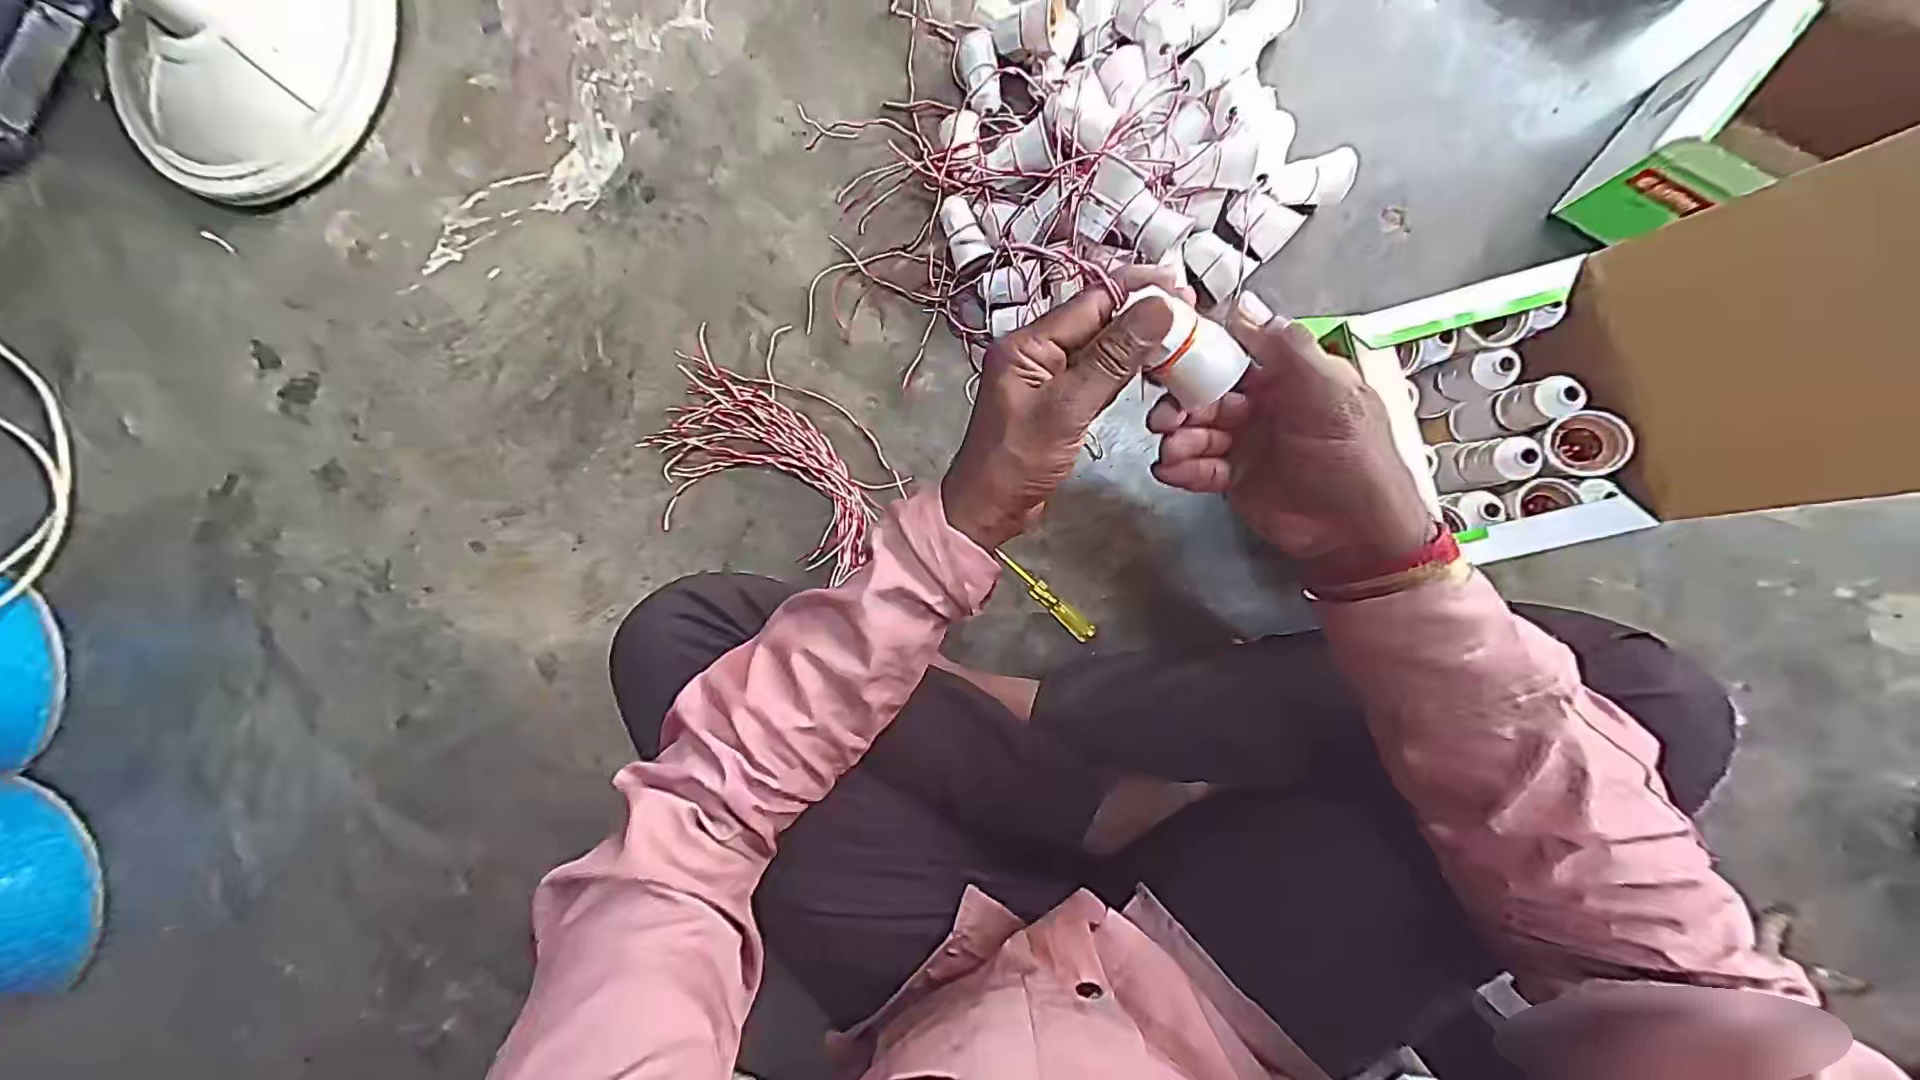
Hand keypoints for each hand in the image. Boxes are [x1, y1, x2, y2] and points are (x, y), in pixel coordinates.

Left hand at [943, 286, 1176, 550]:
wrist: (990, 507)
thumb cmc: (1016, 463)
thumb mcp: (1067, 408)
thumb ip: (1112, 359)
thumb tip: (1156, 309)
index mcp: (1026, 344)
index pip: (1090, 302)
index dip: (1137, 292)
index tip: (1180, 289)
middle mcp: (1034, 353)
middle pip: (1096, 320)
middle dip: (1142, 315)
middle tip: (1189, 315)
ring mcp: (1045, 377)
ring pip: (1099, 347)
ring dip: (1136, 342)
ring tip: (1178, 339)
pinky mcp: (1056, 400)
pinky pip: (1094, 373)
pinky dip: (1123, 370)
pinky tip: (1148, 368)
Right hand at [1147, 294, 1434, 582]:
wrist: (1356, 531)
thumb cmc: (1354, 457)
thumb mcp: (1329, 391)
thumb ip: (1286, 348)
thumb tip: (1245, 306)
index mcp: (1285, 378)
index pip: (1232, 356)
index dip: (1198, 356)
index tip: (1169, 359)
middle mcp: (1261, 406)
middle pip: (1203, 396)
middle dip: (1179, 405)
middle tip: (1164, 418)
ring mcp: (1244, 443)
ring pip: (1195, 432)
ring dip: (1178, 439)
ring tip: (1173, 452)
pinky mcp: (1232, 478)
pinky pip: (1196, 467)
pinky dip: (1180, 468)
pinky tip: (1171, 470)